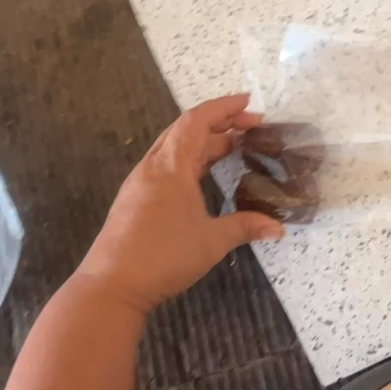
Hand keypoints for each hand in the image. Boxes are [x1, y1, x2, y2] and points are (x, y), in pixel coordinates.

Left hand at [68, 94, 283, 315]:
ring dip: (205, 141)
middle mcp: (153, 168)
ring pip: (175, 147)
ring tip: (236, 146)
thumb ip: (246, 227)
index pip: (197, 122)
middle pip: (186, 130)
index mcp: (171, 167)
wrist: (111, 286)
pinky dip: (191, 158)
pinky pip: (167, 165)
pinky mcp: (136, 199)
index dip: (224, 107)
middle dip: (220, 123)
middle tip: (252, 126)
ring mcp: (141, 183)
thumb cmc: (163, 256)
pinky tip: (206, 173)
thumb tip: (279, 227)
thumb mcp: (212, 241)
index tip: (249, 102)